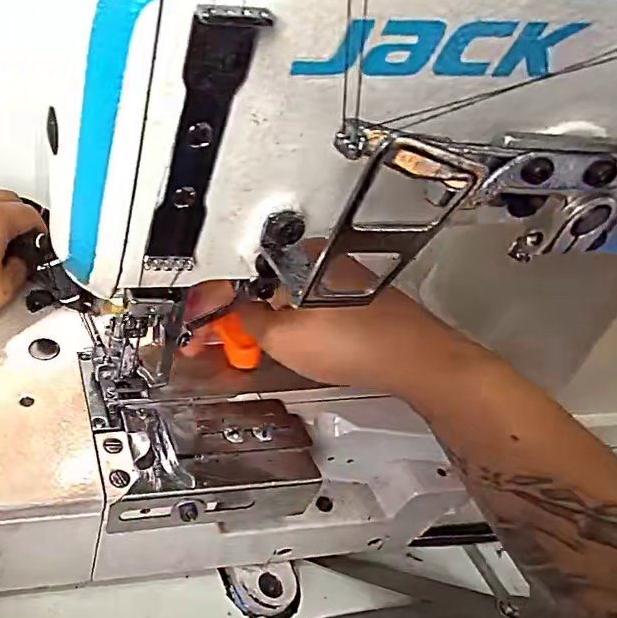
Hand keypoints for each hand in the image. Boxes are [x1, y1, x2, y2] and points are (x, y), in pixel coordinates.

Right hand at [184, 278, 493, 399]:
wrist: (412, 359)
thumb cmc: (359, 343)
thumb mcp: (282, 339)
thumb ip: (245, 322)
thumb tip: (228, 317)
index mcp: (299, 258)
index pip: (241, 276)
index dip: (215, 304)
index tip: (204, 323)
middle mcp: (321, 258)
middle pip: (263, 284)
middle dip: (242, 312)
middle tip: (228, 340)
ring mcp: (341, 275)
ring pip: (288, 295)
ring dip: (269, 319)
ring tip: (264, 346)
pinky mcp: (356, 295)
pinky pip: (311, 304)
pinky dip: (296, 322)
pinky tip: (298, 344)